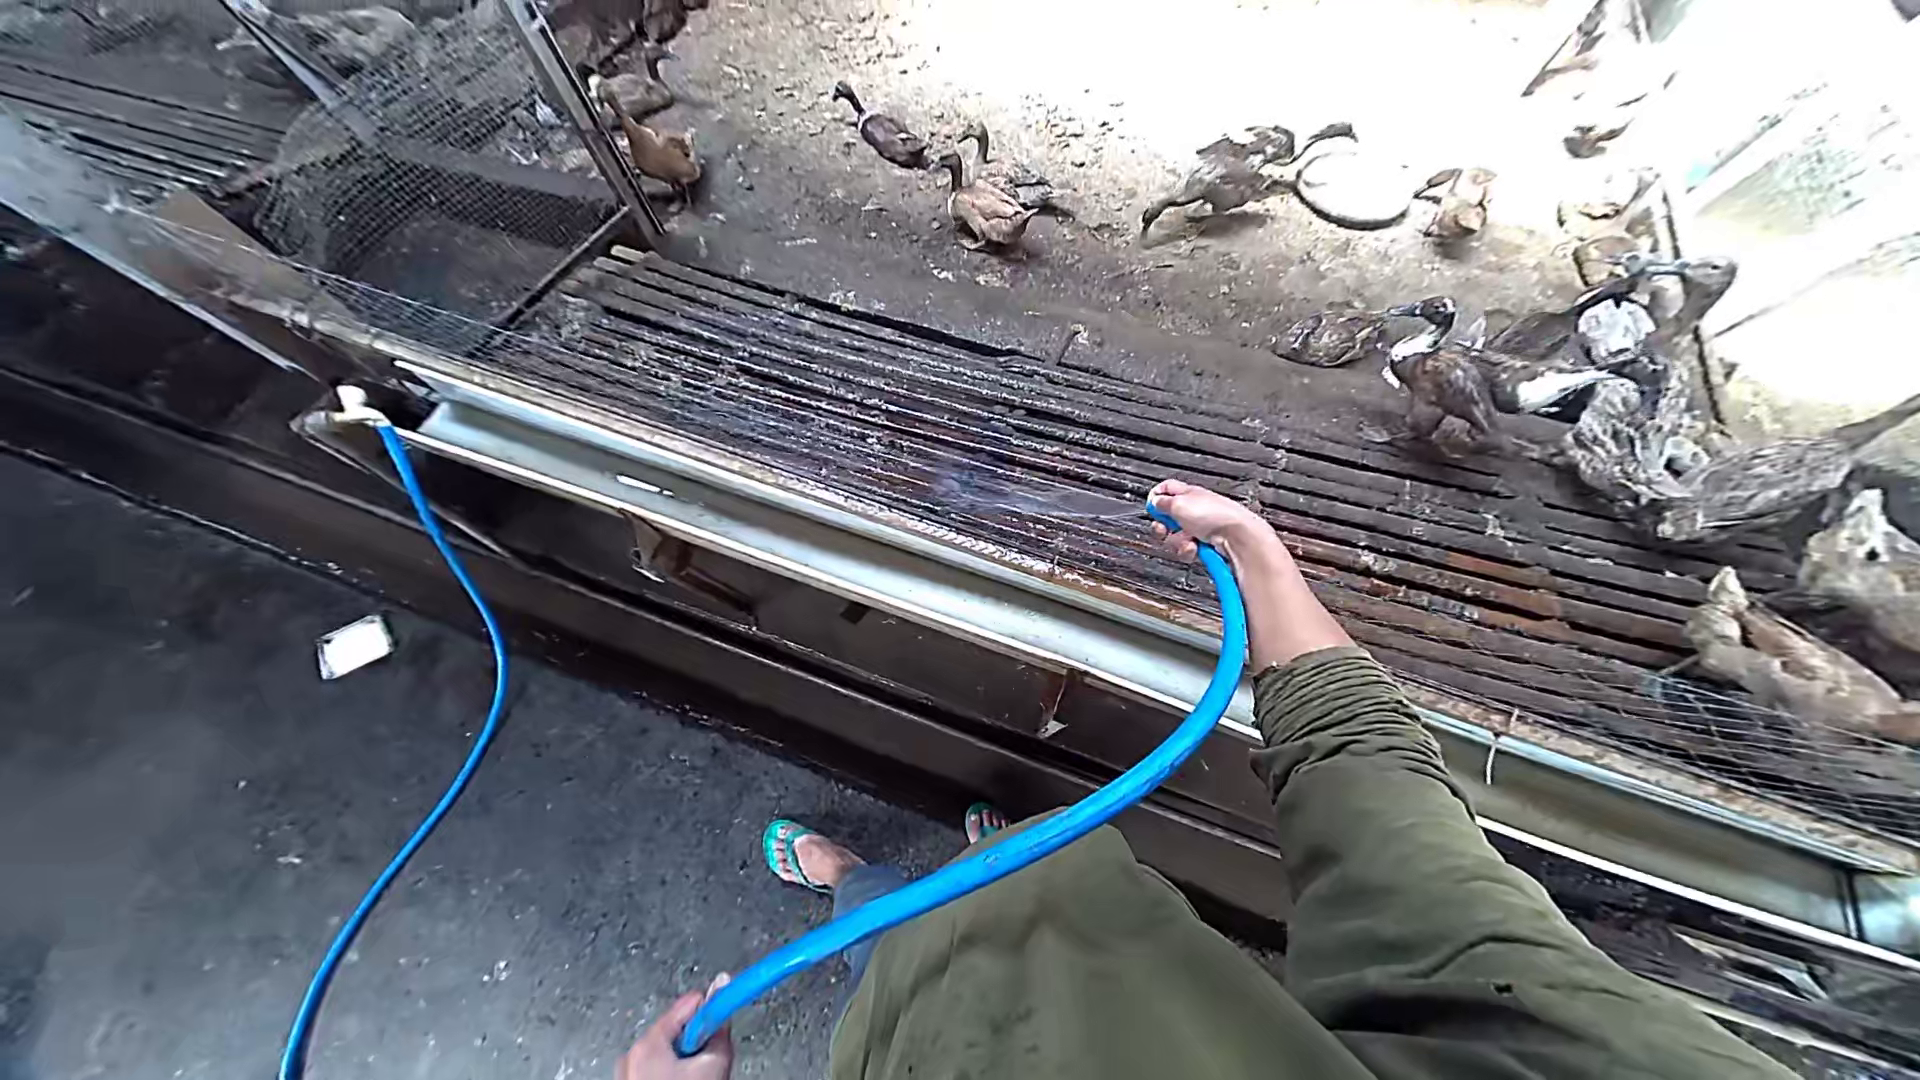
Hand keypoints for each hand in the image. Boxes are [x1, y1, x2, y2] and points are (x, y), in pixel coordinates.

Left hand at [617, 974, 733, 1079]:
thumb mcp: (715, 1063)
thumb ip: (722, 1024)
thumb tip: (723, 983)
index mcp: (648, 1043)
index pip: (691, 1002)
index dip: (711, 1012)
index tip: (725, 1014)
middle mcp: (630, 1054)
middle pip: (679, 1025)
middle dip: (695, 1040)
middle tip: (703, 1064)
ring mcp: (625, 1072)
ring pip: (668, 1046)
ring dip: (683, 1056)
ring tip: (691, 1078)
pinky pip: (654, 1064)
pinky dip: (669, 1070)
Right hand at [1147, 479, 1283, 565]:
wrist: (1238, 537)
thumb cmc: (1216, 516)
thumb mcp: (1179, 504)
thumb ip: (1162, 502)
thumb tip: (1154, 501)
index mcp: (1189, 494)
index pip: (1166, 489)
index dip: (1156, 497)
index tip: (1152, 507)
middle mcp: (1194, 510)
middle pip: (1167, 517)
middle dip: (1162, 526)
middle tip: (1164, 528)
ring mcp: (1199, 528)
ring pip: (1174, 537)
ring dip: (1176, 541)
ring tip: (1187, 540)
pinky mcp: (1203, 544)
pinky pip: (1185, 549)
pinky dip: (1187, 550)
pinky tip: (1195, 548)